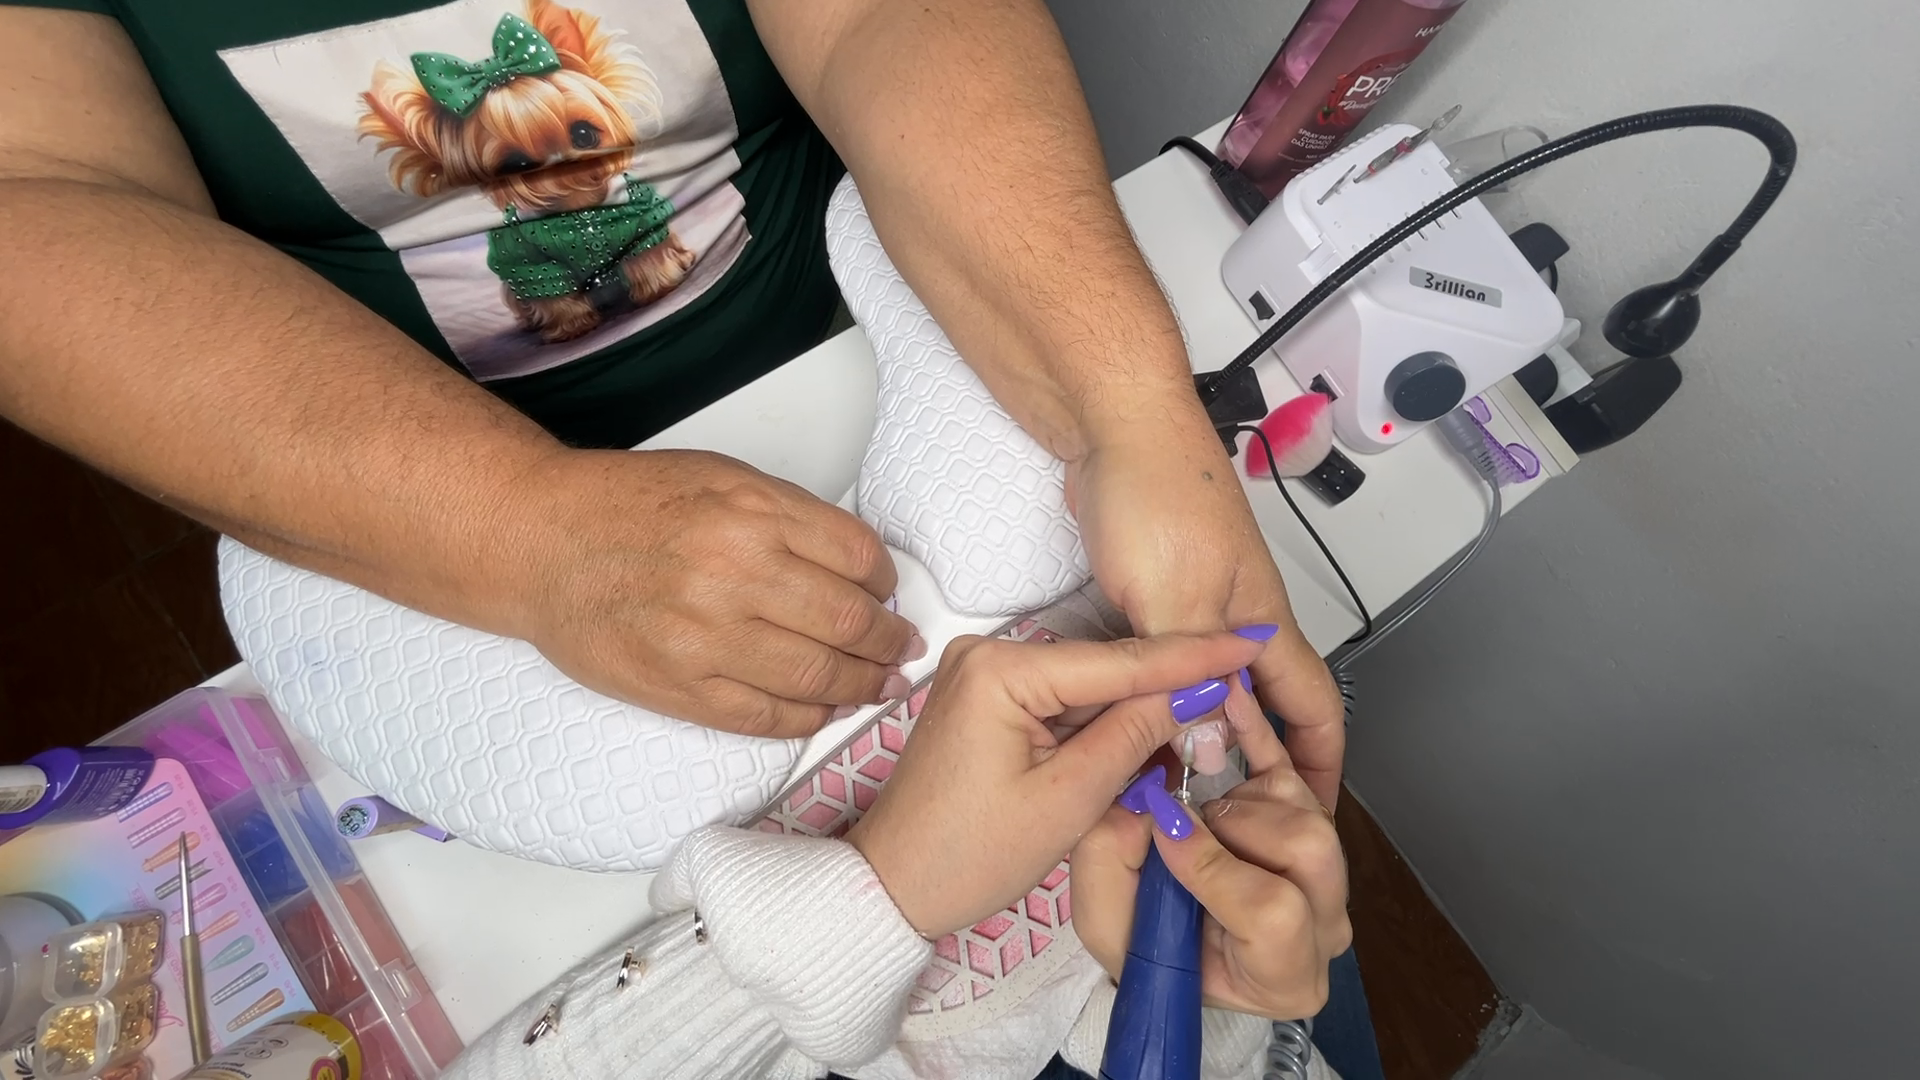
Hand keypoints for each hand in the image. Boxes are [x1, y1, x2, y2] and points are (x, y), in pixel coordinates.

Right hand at [503, 448, 922, 737]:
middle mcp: (736, 574)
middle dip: (891, 642)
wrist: (542, 540)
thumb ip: (794, 519)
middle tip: (904, 650)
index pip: (859, 557)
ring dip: (864, 686)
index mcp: (755, 514)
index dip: (888, 583)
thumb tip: (859, 571)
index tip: (890, 595)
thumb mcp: (726, 481)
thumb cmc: (634, 503)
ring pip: (817, 677)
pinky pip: (765, 718)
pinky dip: (808, 719)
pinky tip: (827, 711)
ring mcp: (706, 638)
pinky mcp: (678, 688)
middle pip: (850, 622)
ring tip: (883, 685)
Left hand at [846, 629, 1266, 937]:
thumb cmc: (969, 855)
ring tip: (1210, 704)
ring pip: (1085, 682)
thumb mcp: (1066, 801)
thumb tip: (1193, 694)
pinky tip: (1150, 722)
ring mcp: (986, 670)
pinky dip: (1102, 715)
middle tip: (1242, 677)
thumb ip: (1131, 737)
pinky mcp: (989, 693)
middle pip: (1102, 666)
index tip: (1251, 637)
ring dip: (1139, 700)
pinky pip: (1060, 696)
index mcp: (1001, 671)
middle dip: (1170, 680)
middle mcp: (989, 653)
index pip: (1117, 660)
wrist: (895, 882)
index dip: (1191, 653)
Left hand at [1067, 419, 1345, 806]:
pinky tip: (1134, 716)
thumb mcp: (1176, 596)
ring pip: (1207, 682)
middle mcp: (1235, 618)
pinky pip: (1167, 659)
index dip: (1319, 762)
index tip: (1309, 816)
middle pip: (1259, 702)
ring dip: (1199, 727)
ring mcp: (1192, 602)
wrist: (1115, 429)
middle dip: (1252, 758)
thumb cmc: (1159, 499)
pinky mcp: (1153, 589)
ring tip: (1172, 780)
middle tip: (1222, 814)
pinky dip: (1159, 692)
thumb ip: (1196, 673)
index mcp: (1261, 622)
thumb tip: (1215, 751)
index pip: (1312, 705)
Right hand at [1072, 679, 1351, 1019]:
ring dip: (1238, 796)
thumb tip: (1149, 795)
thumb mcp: (1105, 920)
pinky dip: (1258, 729)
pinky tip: (1230, 694)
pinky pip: (1293, 766)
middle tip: (1181, 813)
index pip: (1275, 913)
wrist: (1159, 926)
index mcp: (1280, 975)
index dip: (1213, 863)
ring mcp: (1326, 873)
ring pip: (1307, 812)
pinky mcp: (1306, 816)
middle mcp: (1322, 928)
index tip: (1161, 830)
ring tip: (1195, 799)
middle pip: (1307, 851)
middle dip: (1231, 822)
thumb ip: (1115, 859)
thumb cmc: (1138, 938)